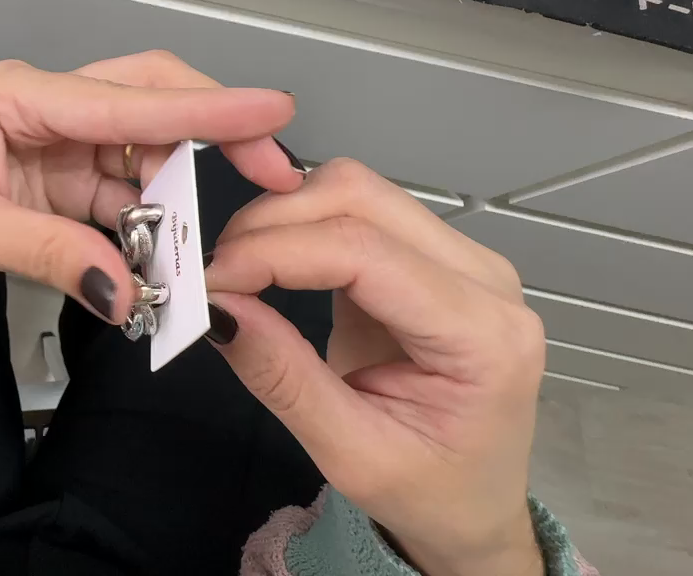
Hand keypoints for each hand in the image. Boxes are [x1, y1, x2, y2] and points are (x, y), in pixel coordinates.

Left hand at [0, 52, 301, 323]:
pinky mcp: (66, 174)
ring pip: (144, 148)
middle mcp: (48, 105)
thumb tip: (125, 287)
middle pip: (147, 97)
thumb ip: (50, 253)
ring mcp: (61, 139)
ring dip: (181, 189)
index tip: (270, 109)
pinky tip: (166, 249)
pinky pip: (126, 189)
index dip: (202, 106)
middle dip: (211, 125)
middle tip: (271, 165)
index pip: (124, 99)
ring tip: (209, 238)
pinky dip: (152, 218)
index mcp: (20, 95)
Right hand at [204, 160, 546, 575]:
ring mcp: (458, 253)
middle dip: (270, 221)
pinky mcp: (426, 248)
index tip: (209, 281)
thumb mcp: (349, 455)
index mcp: (483, 336)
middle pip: (356, 195)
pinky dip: (296, 219)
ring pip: (350, 187)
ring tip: (240, 266)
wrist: (473, 505)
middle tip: (219, 272)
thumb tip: (216, 304)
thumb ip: (282, 376)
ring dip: (280, 214)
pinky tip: (271, 258)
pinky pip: (351, 204)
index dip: (272, 252)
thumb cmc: (426, 493)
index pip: (360, 251)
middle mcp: (481, 275)